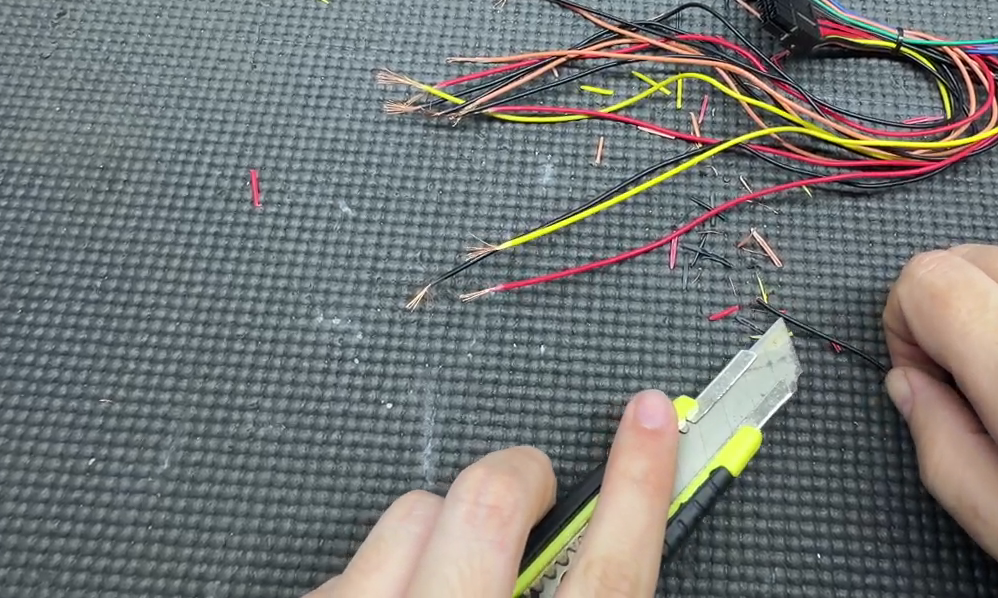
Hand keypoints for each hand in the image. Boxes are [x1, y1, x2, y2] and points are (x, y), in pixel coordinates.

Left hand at [309, 389, 679, 597]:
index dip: (638, 482)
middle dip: (521, 477)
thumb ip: (586, 588)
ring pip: (412, 513)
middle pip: (493, 499)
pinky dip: (375, 579)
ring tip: (438, 585)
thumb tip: (608, 532)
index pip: (610, 571)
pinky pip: (348, 561)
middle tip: (530, 494)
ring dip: (437, 536)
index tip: (649, 418)